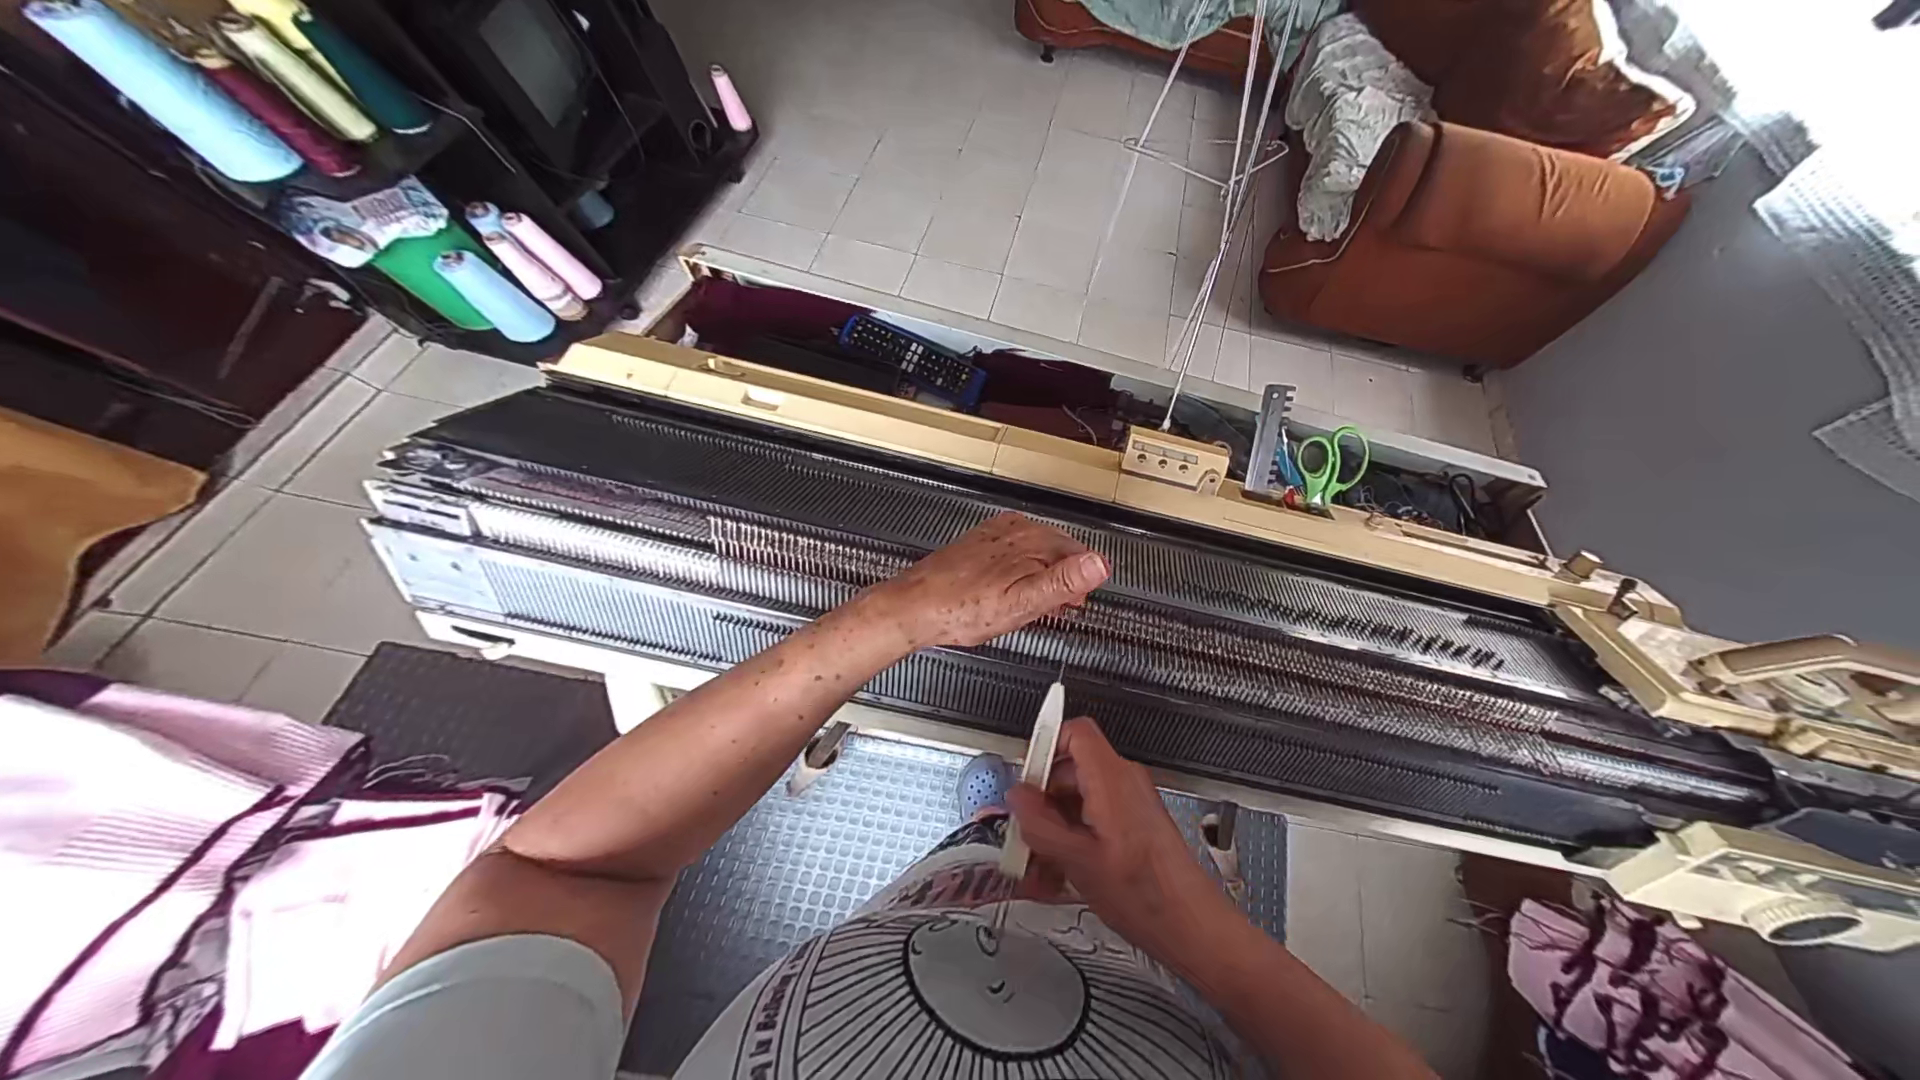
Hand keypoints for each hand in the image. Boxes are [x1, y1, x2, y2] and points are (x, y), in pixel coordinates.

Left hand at [848, 513, 1108, 649]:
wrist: (915, 606)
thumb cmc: (960, 608)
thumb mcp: (1022, 603)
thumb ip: (1063, 582)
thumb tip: (1098, 564)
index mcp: (1031, 541)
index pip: (1081, 556)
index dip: (1080, 586)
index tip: (1072, 605)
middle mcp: (1015, 530)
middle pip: (1060, 553)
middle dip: (1060, 582)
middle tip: (1049, 609)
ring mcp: (996, 535)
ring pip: (1036, 554)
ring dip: (1039, 578)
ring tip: (1026, 605)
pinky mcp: (982, 543)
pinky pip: (1014, 554)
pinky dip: (1018, 573)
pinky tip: (1005, 592)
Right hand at [1007, 718, 1243, 971]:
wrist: (1191, 926)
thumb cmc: (1149, 896)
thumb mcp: (1078, 860)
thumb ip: (1040, 824)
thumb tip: (1018, 797)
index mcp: (1112, 778)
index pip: (1075, 731)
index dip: (1045, 746)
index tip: (1026, 776)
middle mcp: (1123, 782)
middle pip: (1069, 768)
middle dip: (1042, 799)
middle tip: (1026, 829)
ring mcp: (1129, 802)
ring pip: (1077, 796)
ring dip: (1054, 825)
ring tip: (1040, 861)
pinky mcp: (1131, 823)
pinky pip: (1091, 816)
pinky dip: (1072, 836)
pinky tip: (1059, 872)